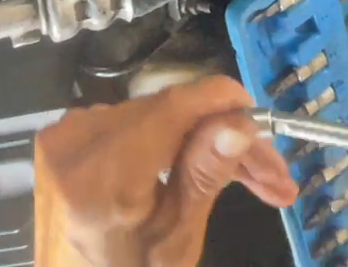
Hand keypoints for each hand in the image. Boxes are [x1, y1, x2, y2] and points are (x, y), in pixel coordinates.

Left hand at [34, 75, 297, 265]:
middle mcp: (79, 140)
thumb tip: (239, 125)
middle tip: (275, 173)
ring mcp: (72, 132)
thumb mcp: (172, 247)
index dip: (217, 99)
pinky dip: (173, 140)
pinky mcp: (74, 131)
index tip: (260, 112)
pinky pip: (137, 123)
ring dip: (206, 139)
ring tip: (256, 177)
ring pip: (160, 117)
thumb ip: (202, 180)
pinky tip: (208, 160)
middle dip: (227, 135)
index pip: (169, 110)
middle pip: (171, 115)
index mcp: (101, 176)